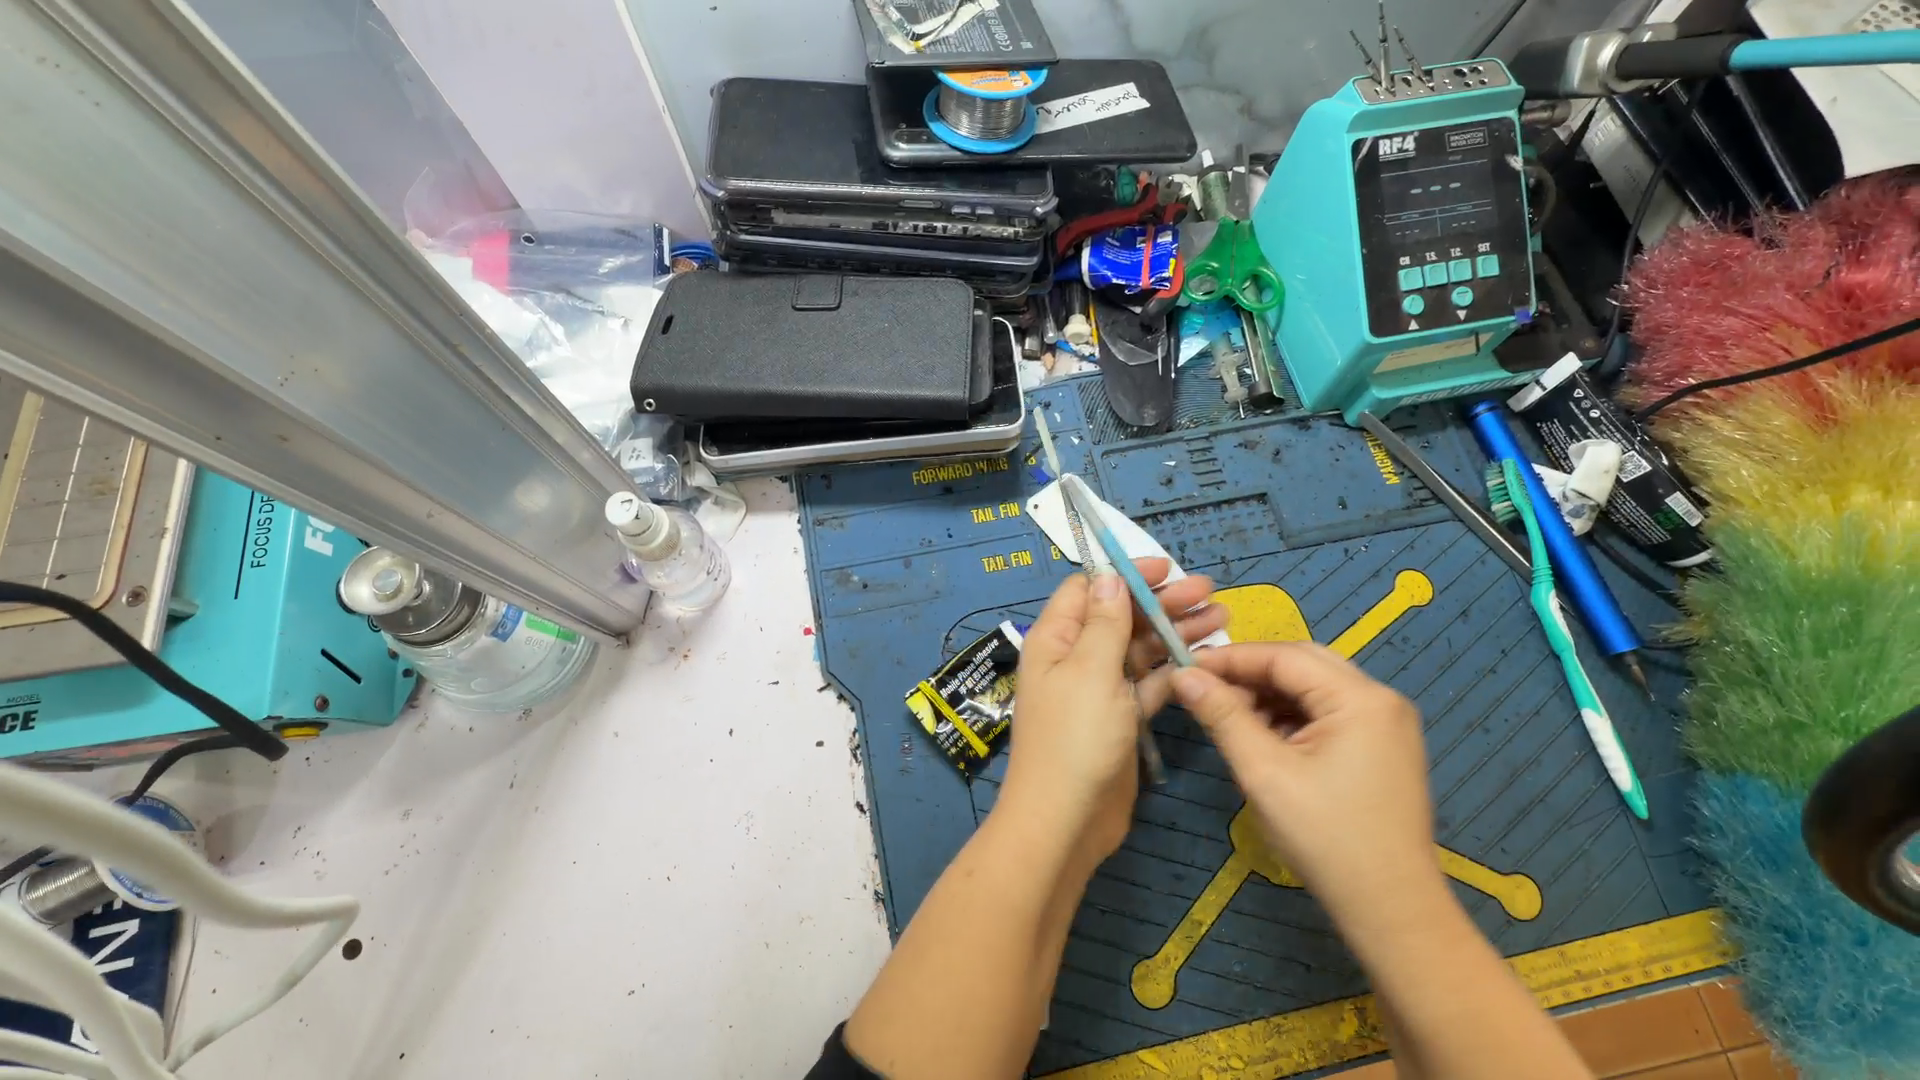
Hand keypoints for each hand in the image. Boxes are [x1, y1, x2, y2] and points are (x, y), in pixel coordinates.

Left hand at [1002, 559, 1226, 861]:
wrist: (1067, 820)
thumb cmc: (1075, 738)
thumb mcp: (1090, 671)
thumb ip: (1104, 622)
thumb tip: (1107, 575)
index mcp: (1056, 639)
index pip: (1087, 589)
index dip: (1125, 575)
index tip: (1167, 569)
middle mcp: (1075, 658)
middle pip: (1121, 616)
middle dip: (1162, 602)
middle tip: (1211, 592)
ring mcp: (1099, 690)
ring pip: (1141, 649)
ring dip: (1176, 632)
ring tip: (1222, 617)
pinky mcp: (1121, 718)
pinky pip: (1150, 684)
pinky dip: (1175, 670)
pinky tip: (1207, 660)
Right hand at [1170, 644, 1439, 920]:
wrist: (1390, 908)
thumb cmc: (1326, 837)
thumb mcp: (1264, 772)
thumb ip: (1223, 716)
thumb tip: (1184, 676)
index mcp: (1360, 699)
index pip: (1284, 656)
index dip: (1231, 658)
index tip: (1186, 667)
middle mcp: (1381, 699)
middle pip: (1303, 664)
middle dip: (1250, 673)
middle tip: (1205, 688)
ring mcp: (1387, 725)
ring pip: (1315, 688)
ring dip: (1269, 695)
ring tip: (1228, 717)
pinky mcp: (1383, 748)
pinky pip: (1328, 713)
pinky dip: (1291, 717)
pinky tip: (1263, 737)